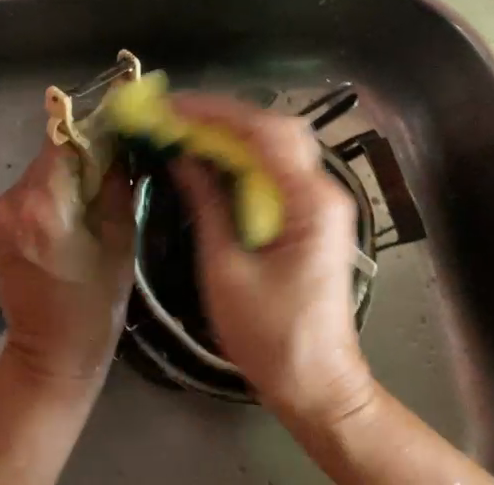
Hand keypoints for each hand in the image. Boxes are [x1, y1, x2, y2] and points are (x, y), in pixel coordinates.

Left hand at [0, 141, 135, 383]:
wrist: (50, 356)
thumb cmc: (96, 302)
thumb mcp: (120, 238)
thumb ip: (115, 180)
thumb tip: (120, 134)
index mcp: (45, 207)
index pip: (65, 138)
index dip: (91, 128)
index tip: (115, 126)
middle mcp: (9, 203)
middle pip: (50, 155)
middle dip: (80, 157)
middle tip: (108, 172)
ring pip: (36, 172)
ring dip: (61, 178)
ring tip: (85, 205)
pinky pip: (23, 192)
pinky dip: (44, 196)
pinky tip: (61, 221)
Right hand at [169, 95, 377, 427]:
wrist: (319, 385)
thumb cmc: (271, 337)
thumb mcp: (226, 270)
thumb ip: (207, 204)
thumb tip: (182, 155)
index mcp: (309, 201)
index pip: (263, 132)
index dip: (214, 113)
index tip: (170, 107)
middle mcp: (322, 189)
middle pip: (275, 128)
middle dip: (222, 115)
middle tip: (174, 115)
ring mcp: (320, 200)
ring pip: (277, 142)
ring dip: (231, 130)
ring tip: (184, 129)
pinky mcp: (311, 212)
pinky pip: (275, 166)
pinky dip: (242, 154)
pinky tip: (211, 158)